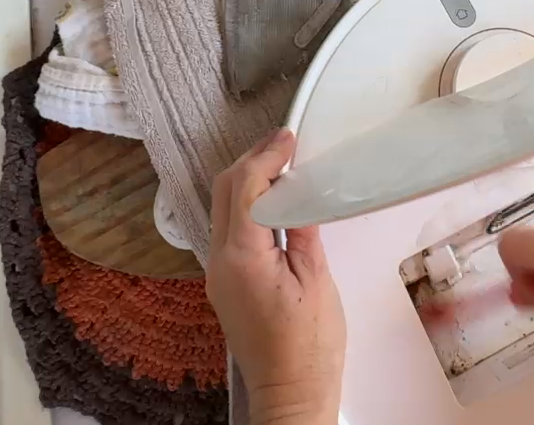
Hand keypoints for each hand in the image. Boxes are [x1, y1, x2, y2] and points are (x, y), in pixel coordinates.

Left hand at [206, 130, 344, 424]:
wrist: (291, 397)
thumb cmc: (309, 347)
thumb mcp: (316, 280)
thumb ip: (302, 228)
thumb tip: (297, 189)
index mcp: (242, 257)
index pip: (245, 187)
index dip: (266, 155)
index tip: (289, 136)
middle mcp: (219, 261)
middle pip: (224, 190)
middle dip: (252, 159)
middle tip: (284, 142)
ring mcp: (217, 272)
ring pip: (222, 206)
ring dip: (247, 178)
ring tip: (281, 162)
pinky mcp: (225, 281)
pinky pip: (229, 226)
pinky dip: (247, 202)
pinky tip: (272, 197)